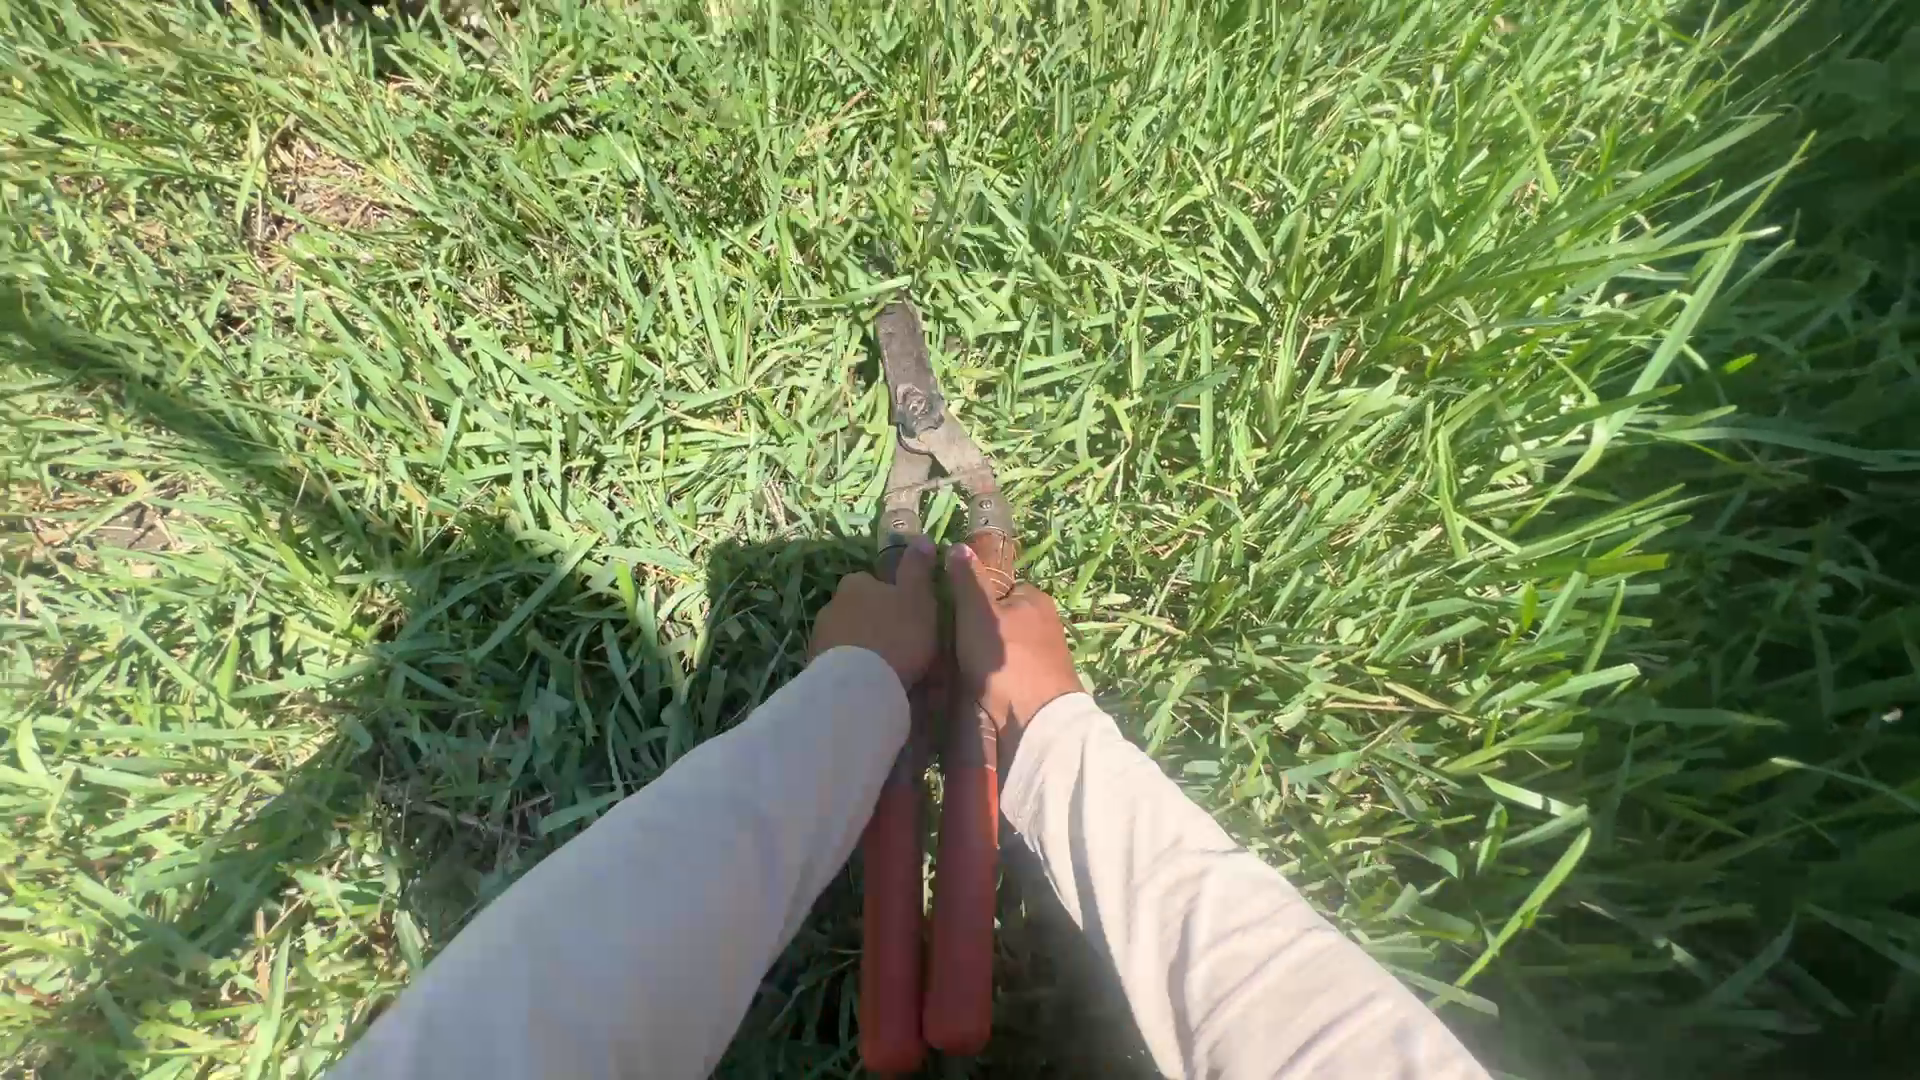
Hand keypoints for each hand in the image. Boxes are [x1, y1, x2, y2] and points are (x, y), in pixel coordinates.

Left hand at [809, 536, 938, 687]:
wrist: (859, 686)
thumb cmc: (896, 636)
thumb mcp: (918, 598)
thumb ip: (918, 569)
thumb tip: (921, 538)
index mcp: (856, 583)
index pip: (874, 584)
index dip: (893, 599)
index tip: (908, 619)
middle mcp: (832, 604)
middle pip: (859, 610)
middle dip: (875, 624)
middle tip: (901, 646)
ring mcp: (819, 636)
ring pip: (848, 637)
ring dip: (863, 648)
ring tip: (885, 670)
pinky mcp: (814, 666)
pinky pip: (839, 662)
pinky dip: (852, 669)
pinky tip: (867, 684)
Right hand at [947, 543, 1082, 756]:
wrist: (1035, 721)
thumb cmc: (1005, 657)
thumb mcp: (978, 610)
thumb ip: (967, 580)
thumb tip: (957, 547)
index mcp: (1035, 599)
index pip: (998, 590)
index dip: (973, 602)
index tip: (952, 618)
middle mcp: (1046, 625)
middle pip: (1000, 622)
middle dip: (978, 635)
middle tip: (950, 648)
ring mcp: (1046, 659)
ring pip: (1004, 652)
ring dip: (984, 662)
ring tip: (958, 674)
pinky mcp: (1041, 689)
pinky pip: (1009, 677)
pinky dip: (994, 683)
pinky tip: (978, 693)